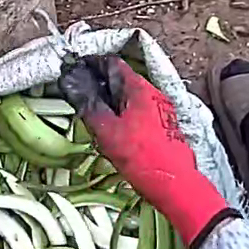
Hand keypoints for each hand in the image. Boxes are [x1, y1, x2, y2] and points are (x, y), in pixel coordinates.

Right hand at [58, 54, 231, 246]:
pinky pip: (138, 111)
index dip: (92, 63)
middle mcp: (154, 94)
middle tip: (80, 91)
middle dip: (100, 83)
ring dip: (111, 100)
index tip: (76, 68)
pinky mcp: (164, 125)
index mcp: (139, 89)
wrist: (176, 184)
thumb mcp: (106, 130)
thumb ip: (89, 106)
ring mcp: (161, 110)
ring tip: (93, 111)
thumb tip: (73, 85)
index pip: (113, 64)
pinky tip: (112, 127)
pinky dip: (122, 113)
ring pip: (130, 97)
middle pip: (122, 80)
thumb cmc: (141, 155)